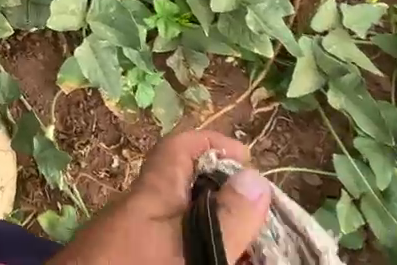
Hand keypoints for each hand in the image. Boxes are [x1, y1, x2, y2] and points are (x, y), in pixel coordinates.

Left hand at [49, 130, 272, 264]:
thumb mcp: (190, 250)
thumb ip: (224, 219)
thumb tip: (254, 177)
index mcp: (154, 193)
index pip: (180, 147)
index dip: (212, 143)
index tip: (251, 160)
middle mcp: (142, 209)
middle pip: (188, 189)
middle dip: (229, 203)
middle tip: (270, 231)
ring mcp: (133, 237)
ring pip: (184, 224)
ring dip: (218, 235)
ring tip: (256, 253)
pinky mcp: (126, 255)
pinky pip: (170, 246)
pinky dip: (199, 250)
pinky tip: (216, 259)